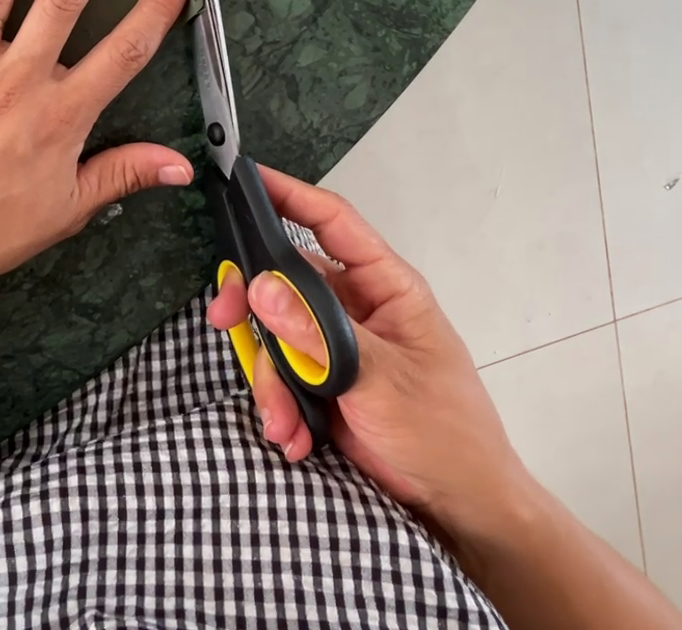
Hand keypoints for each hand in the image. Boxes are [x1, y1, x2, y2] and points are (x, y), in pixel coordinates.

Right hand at [206, 166, 534, 536]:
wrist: (457, 506)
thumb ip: (318, 333)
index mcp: (384, 287)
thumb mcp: (381, 380)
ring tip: (283, 421)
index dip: (290, 194)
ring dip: (270, 379)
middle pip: (285, 280)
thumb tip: (260, 286)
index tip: (244, 176)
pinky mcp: (318, 380)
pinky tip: (292, 436)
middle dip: (252, 306)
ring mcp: (333, 345)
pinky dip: (278, 406)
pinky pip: (279, 375)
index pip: (332, 222)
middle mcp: (353, 306)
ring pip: (274, 334)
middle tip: (224, 322)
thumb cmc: (444, 432)